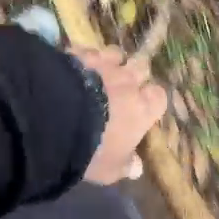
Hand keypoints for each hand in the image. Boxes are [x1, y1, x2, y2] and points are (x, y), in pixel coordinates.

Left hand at [73, 47, 168, 183]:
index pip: (158, 96)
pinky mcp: (80, 52)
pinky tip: (77, 65)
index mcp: (141, 108)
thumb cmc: (94, 149)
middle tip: (124, 86)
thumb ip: (126, 164)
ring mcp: (103, 62)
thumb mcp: (111, 168)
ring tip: (101, 70)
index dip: (151, 99)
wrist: (59, 116)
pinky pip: (88, 49)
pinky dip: (85, 56)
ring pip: (115, 53)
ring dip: (111, 61)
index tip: (144, 105)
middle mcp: (127, 81)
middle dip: (134, 74)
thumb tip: (137, 166)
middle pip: (140, 67)